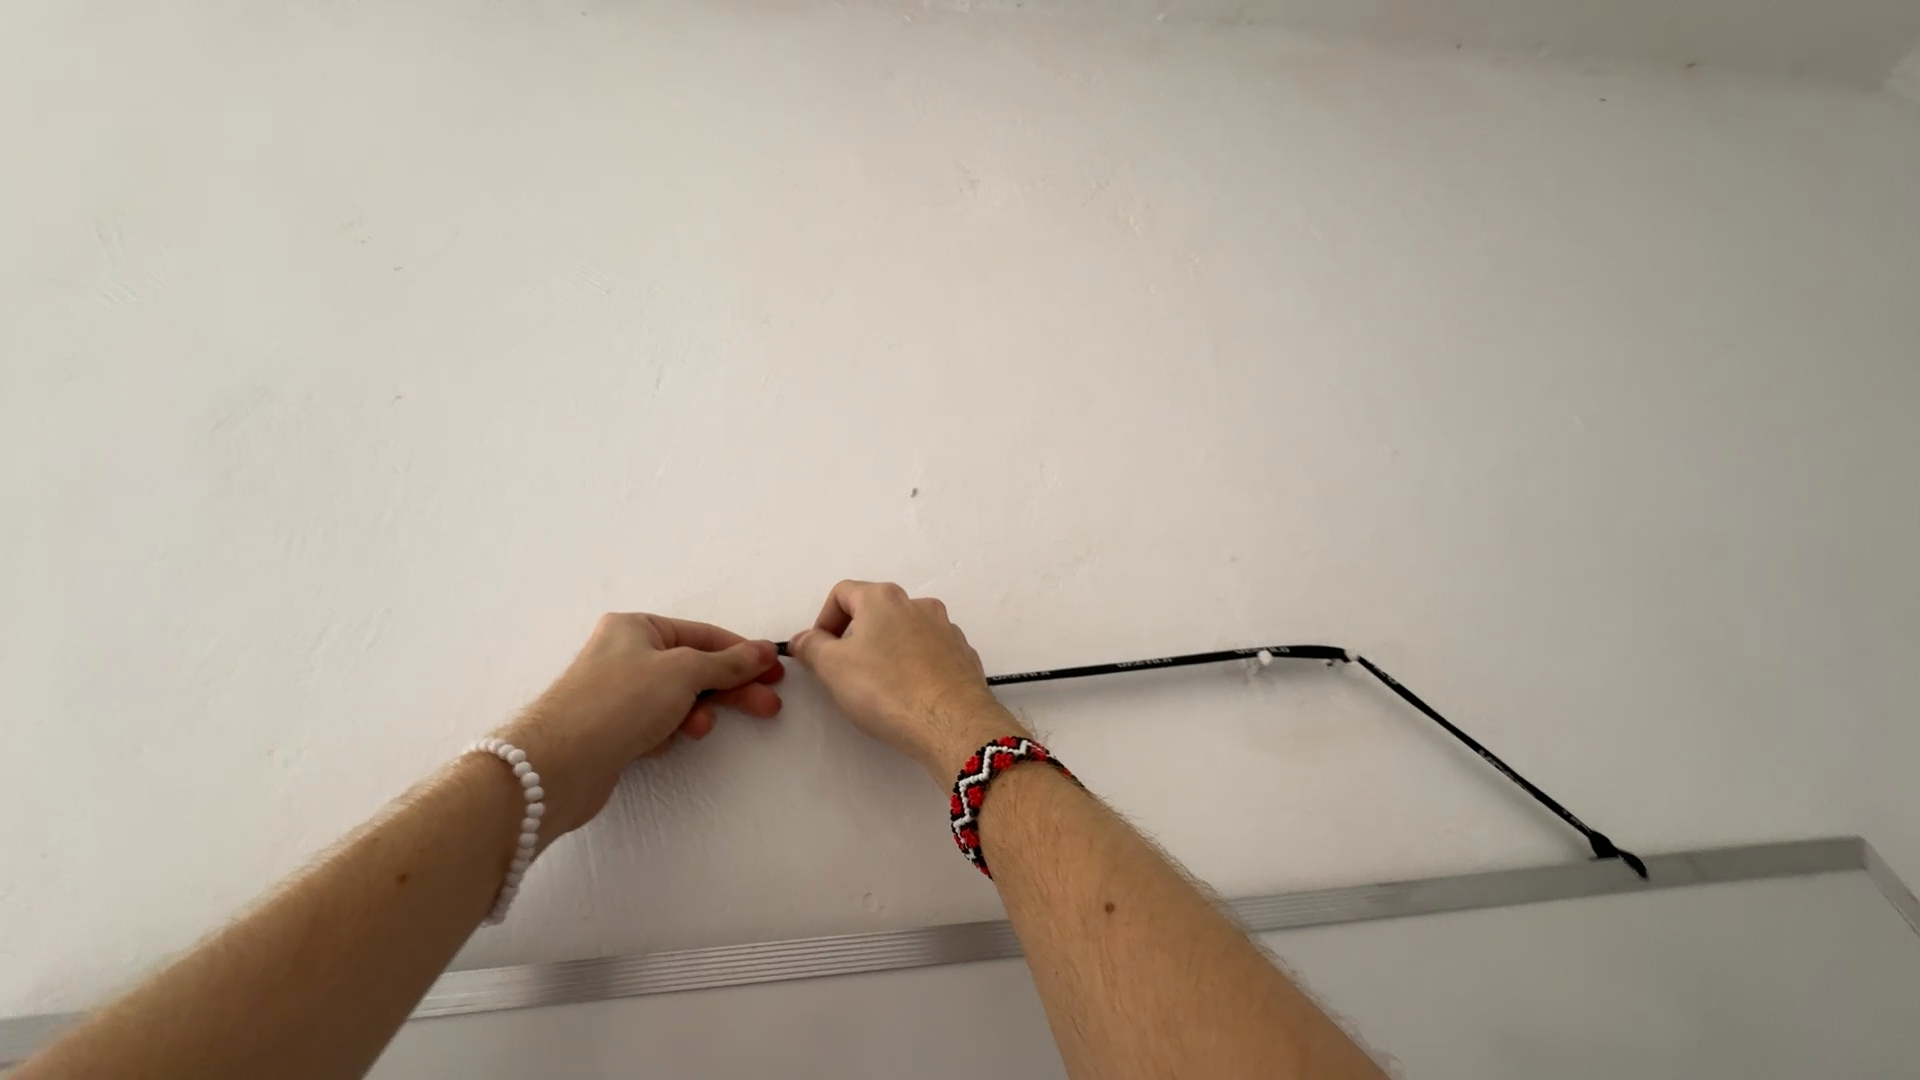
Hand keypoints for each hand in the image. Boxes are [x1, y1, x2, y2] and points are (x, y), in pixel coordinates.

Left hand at [495, 614, 783, 841]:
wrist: (558, 765)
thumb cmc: (621, 702)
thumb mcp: (685, 671)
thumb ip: (728, 662)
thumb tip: (764, 650)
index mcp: (636, 628)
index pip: (704, 635)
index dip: (742, 653)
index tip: (774, 671)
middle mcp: (626, 654)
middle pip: (696, 668)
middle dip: (730, 688)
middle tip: (767, 704)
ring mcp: (618, 693)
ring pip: (679, 699)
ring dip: (695, 714)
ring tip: (697, 730)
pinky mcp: (614, 729)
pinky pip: (659, 724)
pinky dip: (668, 732)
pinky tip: (661, 744)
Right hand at [788, 581, 1028, 782]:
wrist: (952, 722)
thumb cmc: (886, 689)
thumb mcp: (833, 668)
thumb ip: (812, 647)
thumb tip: (804, 638)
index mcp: (884, 598)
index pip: (843, 593)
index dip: (824, 619)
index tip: (820, 651)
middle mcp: (918, 604)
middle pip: (877, 610)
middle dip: (856, 636)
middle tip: (846, 671)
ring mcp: (946, 628)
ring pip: (906, 631)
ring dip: (887, 650)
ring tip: (880, 685)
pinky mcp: (963, 655)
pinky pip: (930, 652)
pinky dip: (915, 665)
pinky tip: (911, 694)